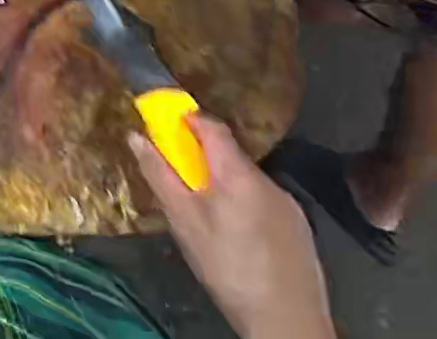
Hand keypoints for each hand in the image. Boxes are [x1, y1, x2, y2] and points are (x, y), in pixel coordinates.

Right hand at [131, 116, 334, 338]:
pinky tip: (233, 231)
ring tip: (202, 207)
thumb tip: (136, 136)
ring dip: (221, 180)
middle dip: (200, 155)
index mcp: (239, 175)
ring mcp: (290, 208)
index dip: (186, 117)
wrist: (288, 325)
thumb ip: (158, 172)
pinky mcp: (301, 230)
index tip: (164, 121)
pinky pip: (263, 200)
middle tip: (177, 173)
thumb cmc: (225, 264)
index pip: (213, 126)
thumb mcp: (181, 218)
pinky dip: (242, 201)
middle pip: (229, 154)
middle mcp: (269, 183)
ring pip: (246, 179)